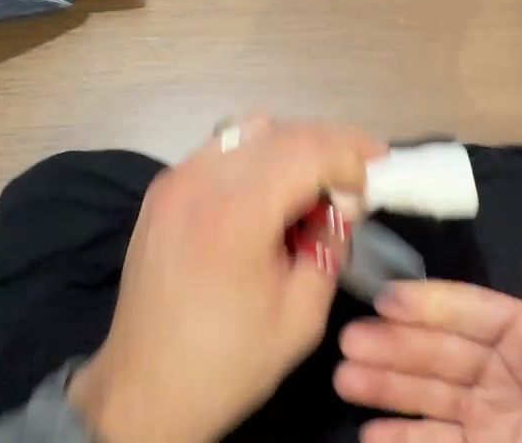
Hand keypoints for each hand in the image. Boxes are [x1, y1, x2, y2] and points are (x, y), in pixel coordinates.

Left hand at [69, 119, 385, 442]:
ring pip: (251, 130)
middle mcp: (202, 180)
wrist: (142, 392)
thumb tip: (342, 203)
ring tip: (315, 182)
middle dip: (329, 146)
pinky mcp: (163, 188)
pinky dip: (257, 155)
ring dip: (293, 146)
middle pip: (283, 132)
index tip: (379, 173)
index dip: (352, 154)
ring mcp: (176, 178)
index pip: (310, 150)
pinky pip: (222, 148)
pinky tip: (270, 191)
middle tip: (358, 175)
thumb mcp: (303, 315)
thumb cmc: (228, 362)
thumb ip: (331, 245)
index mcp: (237, 212)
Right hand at [334, 232, 521, 442]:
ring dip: (386, 386)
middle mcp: (507, 375)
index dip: (431, 304)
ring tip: (345, 379)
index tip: (387, 299)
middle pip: (441, 353)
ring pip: (429, 396)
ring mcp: (493, 422)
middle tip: (347, 342)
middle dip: (394, 345)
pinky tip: (371, 433)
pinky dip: (400, 436)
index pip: (473, 313)